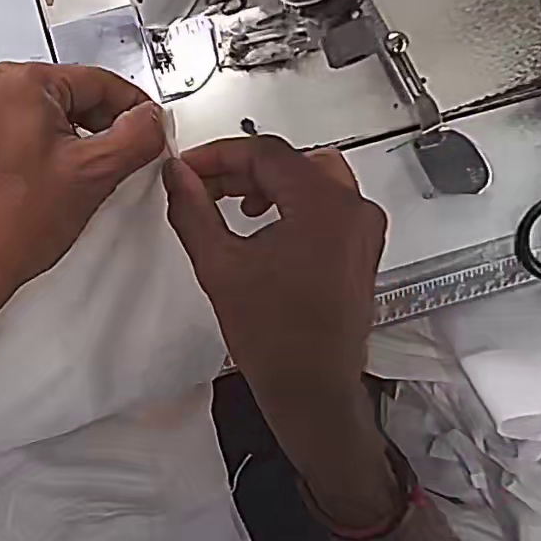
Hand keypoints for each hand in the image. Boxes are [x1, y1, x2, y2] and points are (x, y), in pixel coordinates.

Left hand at [0, 62, 164, 377]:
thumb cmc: (7, 226)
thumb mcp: (94, 174)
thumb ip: (136, 136)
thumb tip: (150, 120)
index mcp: (22, 83)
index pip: (99, 81)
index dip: (135, 107)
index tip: (150, 125)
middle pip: (75, 97)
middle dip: (106, 127)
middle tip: (128, 155)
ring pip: (52, 118)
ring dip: (79, 143)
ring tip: (90, 179)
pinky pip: (28, 136)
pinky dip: (52, 154)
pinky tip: (60, 185)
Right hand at [163, 135, 400, 525]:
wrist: (311, 387)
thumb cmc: (274, 337)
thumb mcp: (218, 264)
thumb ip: (193, 210)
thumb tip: (178, 177)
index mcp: (322, 205)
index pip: (264, 153)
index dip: (218, 155)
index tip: (189, 168)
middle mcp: (353, 209)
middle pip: (289, 162)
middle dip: (239, 168)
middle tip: (202, 184)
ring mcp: (362, 229)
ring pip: (309, 178)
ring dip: (266, 182)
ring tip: (230, 201)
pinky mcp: (361, 248)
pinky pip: (325, 203)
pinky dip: (290, 201)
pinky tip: (261, 222)